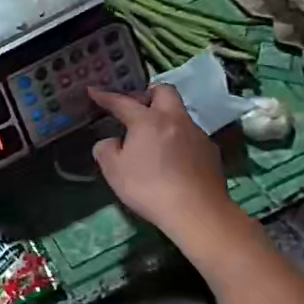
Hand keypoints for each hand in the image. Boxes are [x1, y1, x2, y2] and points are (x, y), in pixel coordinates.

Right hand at [89, 83, 237, 240]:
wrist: (197, 212)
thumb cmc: (148, 188)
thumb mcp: (113, 170)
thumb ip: (106, 149)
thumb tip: (111, 142)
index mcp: (148, 120)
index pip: (122, 102)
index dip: (105, 96)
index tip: (93, 91)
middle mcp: (175, 119)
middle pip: (164, 91)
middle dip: (146, 94)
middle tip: (134, 108)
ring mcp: (197, 134)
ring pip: (178, 114)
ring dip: (163, 117)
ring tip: (151, 137)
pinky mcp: (210, 151)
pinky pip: (189, 135)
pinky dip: (176, 138)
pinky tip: (171, 158)